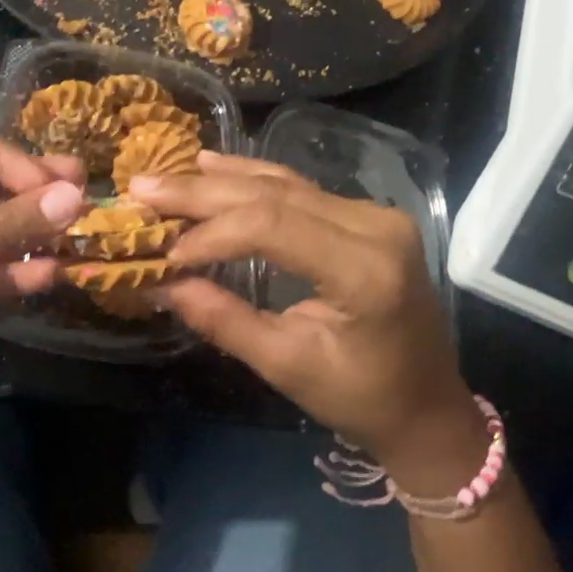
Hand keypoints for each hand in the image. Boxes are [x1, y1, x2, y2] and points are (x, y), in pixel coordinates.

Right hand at [132, 153, 488, 492]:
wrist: (428, 406)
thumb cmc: (361, 398)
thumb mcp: (287, 366)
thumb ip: (223, 318)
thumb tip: (159, 282)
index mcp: (364, 269)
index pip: (272, 226)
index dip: (211, 232)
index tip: (163, 250)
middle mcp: (375, 225)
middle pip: (275, 195)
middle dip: (203, 194)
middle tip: (144, 189)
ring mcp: (376, 213)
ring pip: (285, 183)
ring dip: (222, 180)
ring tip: (167, 176)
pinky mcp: (369, 214)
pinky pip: (302, 189)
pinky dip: (254, 179)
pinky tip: (214, 165)